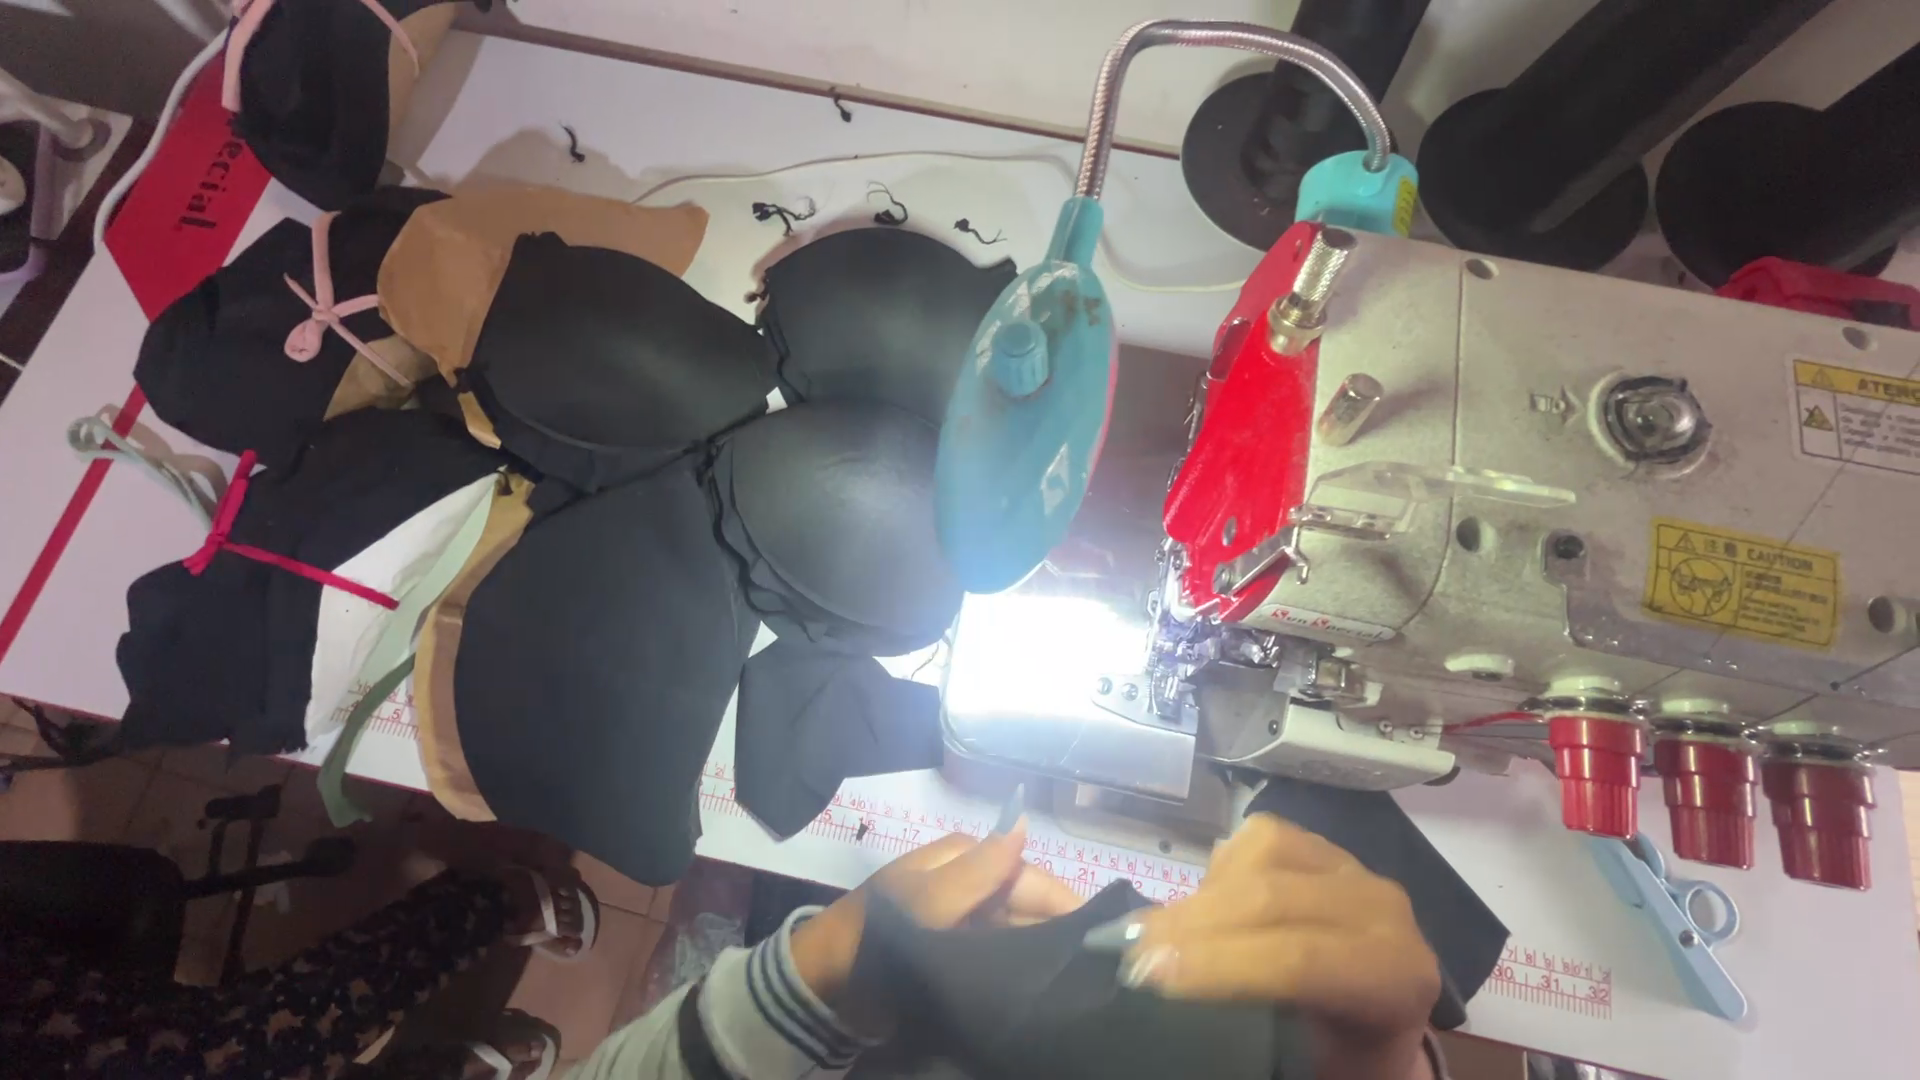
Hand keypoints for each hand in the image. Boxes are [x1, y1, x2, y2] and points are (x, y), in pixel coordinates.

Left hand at [790, 821, 1082, 1034]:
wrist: (829, 980)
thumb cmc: (883, 929)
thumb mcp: (933, 897)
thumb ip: (983, 867)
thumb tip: (1027, 819)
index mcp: (967, 858)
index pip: (1029, 876)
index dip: (1064, 904)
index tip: (1102, 940)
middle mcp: (970, 883)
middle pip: (1026, 904)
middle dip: (1056, 931)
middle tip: (1093, 973)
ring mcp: (964, 920)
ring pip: (1015, 932)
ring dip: (1039, 953)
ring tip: (1075, 986)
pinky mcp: (956, 953)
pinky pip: (996, 957)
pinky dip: (1016, 970)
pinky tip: (1039, 992)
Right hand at [1110, 815, 1438, 1079]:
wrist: (1377, 1022)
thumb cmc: (1339, 1054)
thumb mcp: (1304, 1058)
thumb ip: (1250, 1024)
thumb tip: (1169, 983)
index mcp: (1391, 976)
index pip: (1298, 959)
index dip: (1219, 962)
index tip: (1150, 972)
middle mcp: (1380, 909)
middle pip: (1272, 898)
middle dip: (1190, 922)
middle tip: (1129, 947)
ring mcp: (1350, 866)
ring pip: (1261, 853)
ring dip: (1203, 892)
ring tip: (1166, 930)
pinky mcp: (1321, 845)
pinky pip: (1260, 836)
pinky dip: (1223, 864)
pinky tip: (1209, 897)